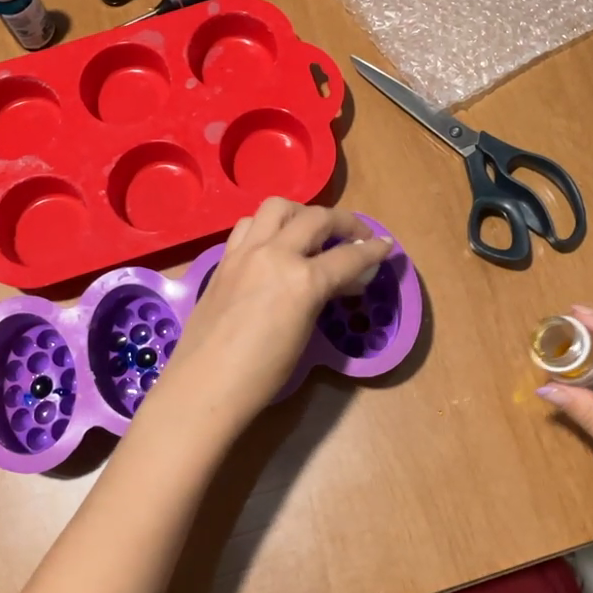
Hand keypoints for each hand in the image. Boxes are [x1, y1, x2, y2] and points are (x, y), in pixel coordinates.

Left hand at [155, 199, 393, 425]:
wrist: (205, 385)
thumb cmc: (262, 374)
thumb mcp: (304, 333)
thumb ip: (323, 296)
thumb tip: (343, 281)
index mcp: (303, 279)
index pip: (349, 256)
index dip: (373, 250)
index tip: (386, 246)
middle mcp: (275, 254)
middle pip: (317, 218)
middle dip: (344, 222)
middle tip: (355, 235)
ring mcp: (245, 252)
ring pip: (278, 207)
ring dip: (301, 213)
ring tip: (310, 231)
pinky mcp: (224, 259)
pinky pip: (249, 226)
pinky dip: (268, 226)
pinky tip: (273, 245)